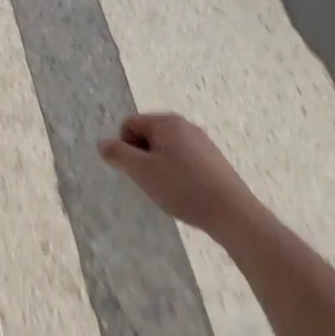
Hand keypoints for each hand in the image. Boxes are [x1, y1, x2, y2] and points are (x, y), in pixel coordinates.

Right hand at [99, 113, 257, 232]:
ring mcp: (201, 141)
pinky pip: (182, 158)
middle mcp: (185, 125)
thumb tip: (102, 144)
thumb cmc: (182, 188)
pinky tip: (185, 191)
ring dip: (158, 166)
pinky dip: (176, 172)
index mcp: (166, 122)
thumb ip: (118, 154)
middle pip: (147, 135)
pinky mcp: (212, 158)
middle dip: (142, 157)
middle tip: (152, 181)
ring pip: (164, 148)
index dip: (126, 148)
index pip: (129, 125)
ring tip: (169, 189)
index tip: (138, 170)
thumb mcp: (142, 172)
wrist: (231, 212)